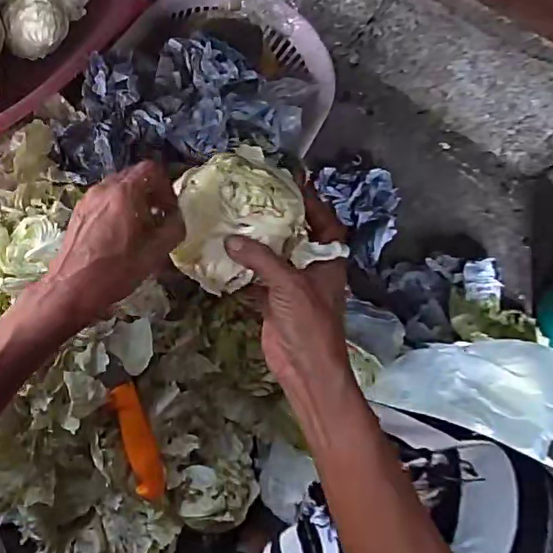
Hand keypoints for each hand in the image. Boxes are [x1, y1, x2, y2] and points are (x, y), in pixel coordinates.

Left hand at [30, 160, 183, 331]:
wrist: (70, 288)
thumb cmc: (115, 270)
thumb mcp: (154, 253)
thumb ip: (173, 229)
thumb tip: (177, 218)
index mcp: (124, 192)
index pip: (151, 170)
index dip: (166, 187)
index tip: (169, 210)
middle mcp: (103, 189)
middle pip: (133, 177)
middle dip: (150, 194)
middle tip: (158, 219)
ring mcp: (87, 200)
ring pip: (117, 189)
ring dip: (133, 202)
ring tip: (139, 230)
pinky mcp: (78, 213)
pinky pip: (103, 201)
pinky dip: (116, 209)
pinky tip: (119, 236)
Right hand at [225, 187, 354, 408]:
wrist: (306, 368)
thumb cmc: (310, 322)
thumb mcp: (288, 284)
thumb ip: (261, 258)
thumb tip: (232, 239)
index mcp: (328, 261)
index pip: (325, 224)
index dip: (313, 204)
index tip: (293, 184)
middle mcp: (312, 270)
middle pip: (296, 237)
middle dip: (278, 220)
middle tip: (254, 199)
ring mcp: (292, 287)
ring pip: (275, 258)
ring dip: (258, 244)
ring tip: (236, 221)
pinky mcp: (274, 302)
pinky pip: (258, 278)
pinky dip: (243, 269)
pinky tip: (225, 256)